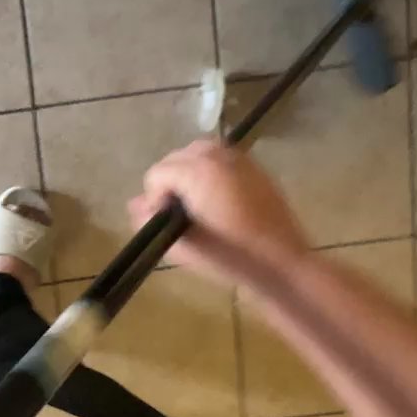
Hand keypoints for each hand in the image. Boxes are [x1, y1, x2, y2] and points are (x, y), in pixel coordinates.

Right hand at [127, 140, 310, 284]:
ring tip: (195, 201)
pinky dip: (210, 170)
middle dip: (170, 181)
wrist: (281, 263)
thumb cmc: (229, 256)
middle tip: (178, 212)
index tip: (166, 220)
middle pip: (175, 158)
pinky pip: (221, 158)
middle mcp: (216, 156)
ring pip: (198, 152)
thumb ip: (151, 221)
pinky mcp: (254, 167)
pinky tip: (217, 197)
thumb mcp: (182, 245)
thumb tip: (135, 205)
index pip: (157, 174)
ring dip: (188, 172)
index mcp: (197, 172)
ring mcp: (239, 159)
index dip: (155, 198)